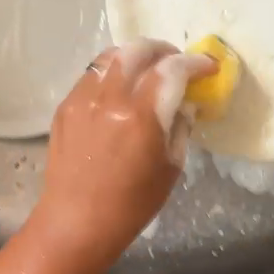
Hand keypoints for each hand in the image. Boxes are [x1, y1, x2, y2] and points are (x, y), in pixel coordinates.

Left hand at [28, 41, 211, 265]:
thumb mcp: (170, 168)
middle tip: (176, 62)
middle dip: (163, 50)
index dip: (195, 62)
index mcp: (141, 116)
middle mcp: (110, 98)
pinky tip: (119, 89)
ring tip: (147, 69)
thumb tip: (185, 104)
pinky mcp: (65, 106)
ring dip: (135, 55)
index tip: (208, 66)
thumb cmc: (131, 204)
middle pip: (138, 49)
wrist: (75, 223)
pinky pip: (91, 74)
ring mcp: (83, 98)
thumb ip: (180, 127)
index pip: (172, 70)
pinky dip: (111, 72)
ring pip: (110, 56)